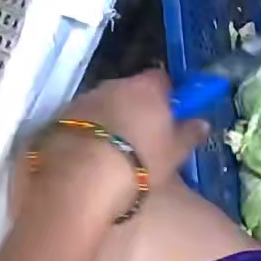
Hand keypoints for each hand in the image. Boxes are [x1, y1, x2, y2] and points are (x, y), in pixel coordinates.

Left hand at [23, 70, 211, 224]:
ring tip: (117, 153)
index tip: (173, 115)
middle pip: (131, 90)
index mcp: (146, 88)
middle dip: (138, 108)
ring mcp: (83, 100)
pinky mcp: (58, 118)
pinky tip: (93, 158)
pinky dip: (89, 133)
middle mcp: (113, 85)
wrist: (79, 181)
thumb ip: (189, 134)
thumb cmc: (138, 163)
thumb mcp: (174, 154)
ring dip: (111, 121)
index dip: (169, 95)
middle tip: (146, 138)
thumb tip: (202, 123)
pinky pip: (82, 121)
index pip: (162, 79)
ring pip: (104, 105)